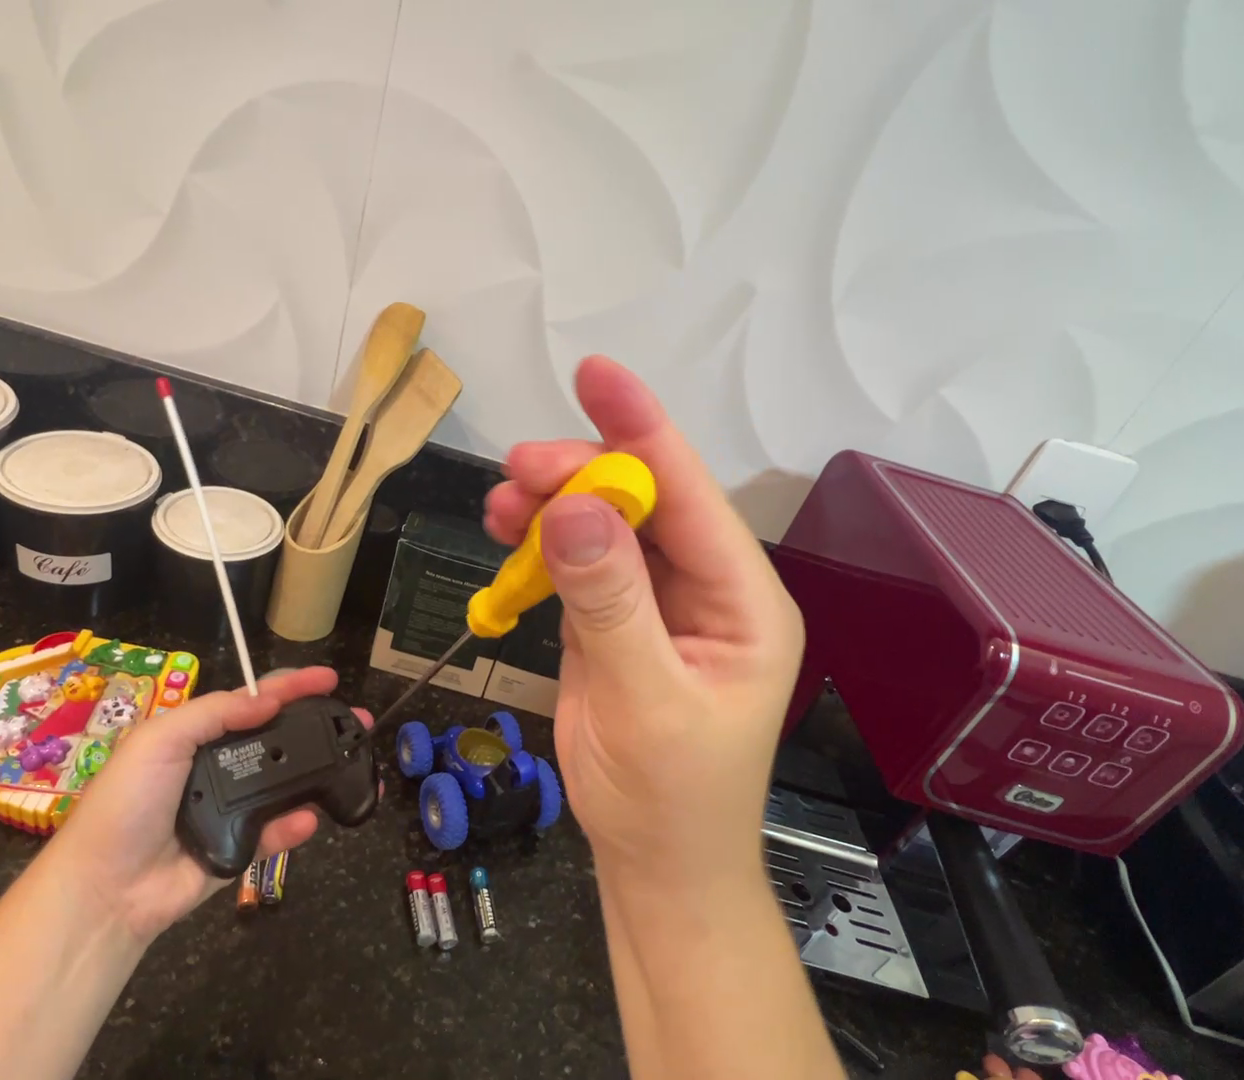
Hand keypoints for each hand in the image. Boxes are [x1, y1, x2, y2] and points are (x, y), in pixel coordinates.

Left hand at [47, 666, 371, 939]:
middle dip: (318, 728)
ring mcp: (232, 809)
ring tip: (355, 765)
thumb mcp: (159, 740)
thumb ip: (215, 713)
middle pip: (279, 741)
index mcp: (198, 735)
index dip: (291, 686)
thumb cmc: (127, 803)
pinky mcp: (240, 848)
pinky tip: (311, 818)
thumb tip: (270, 698)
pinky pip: (277, 832)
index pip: (253, 702)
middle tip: (359, 723)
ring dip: (320, 774)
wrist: (105, 888)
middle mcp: (219, 767)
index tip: (329, 679)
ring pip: (286, 785)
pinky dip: (296, 825)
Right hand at [484, 356, 804, 883]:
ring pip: (601, 526)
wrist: (653, 861)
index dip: (643, 431)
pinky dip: (538, 546)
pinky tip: (507, 537)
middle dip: (580, 475)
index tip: (596, 375)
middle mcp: (702, 587)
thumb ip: (612, 606)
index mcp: (742, 601)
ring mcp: (655, 601)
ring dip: (551, 507)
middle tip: (517, 473)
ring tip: (501, 507)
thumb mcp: (644, 702)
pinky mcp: (613, 620)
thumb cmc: (669, 796)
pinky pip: (574, 563)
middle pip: (641, 501)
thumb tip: (574, 510)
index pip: (691, 497)